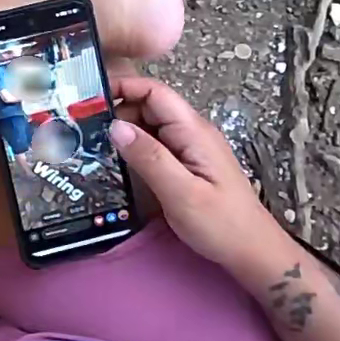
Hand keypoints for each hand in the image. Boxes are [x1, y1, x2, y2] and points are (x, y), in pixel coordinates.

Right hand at [108, 75, 292, 269]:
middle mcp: (191, 132)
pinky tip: (117, 160)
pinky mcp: (185, 162)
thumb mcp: (181, 193)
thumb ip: (148, 157)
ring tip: (94, 144)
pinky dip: (134, 146)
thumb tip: (115, 126)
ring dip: (124, 130)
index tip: (91, 100)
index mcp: (193, 131)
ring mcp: (189, 146)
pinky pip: (155, 143)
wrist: (253, 252)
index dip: (123, 88)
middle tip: (86, 129)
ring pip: (149, 124)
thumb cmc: (221, 224)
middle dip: (118, 111)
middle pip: (149, 105)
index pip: (155, 92)